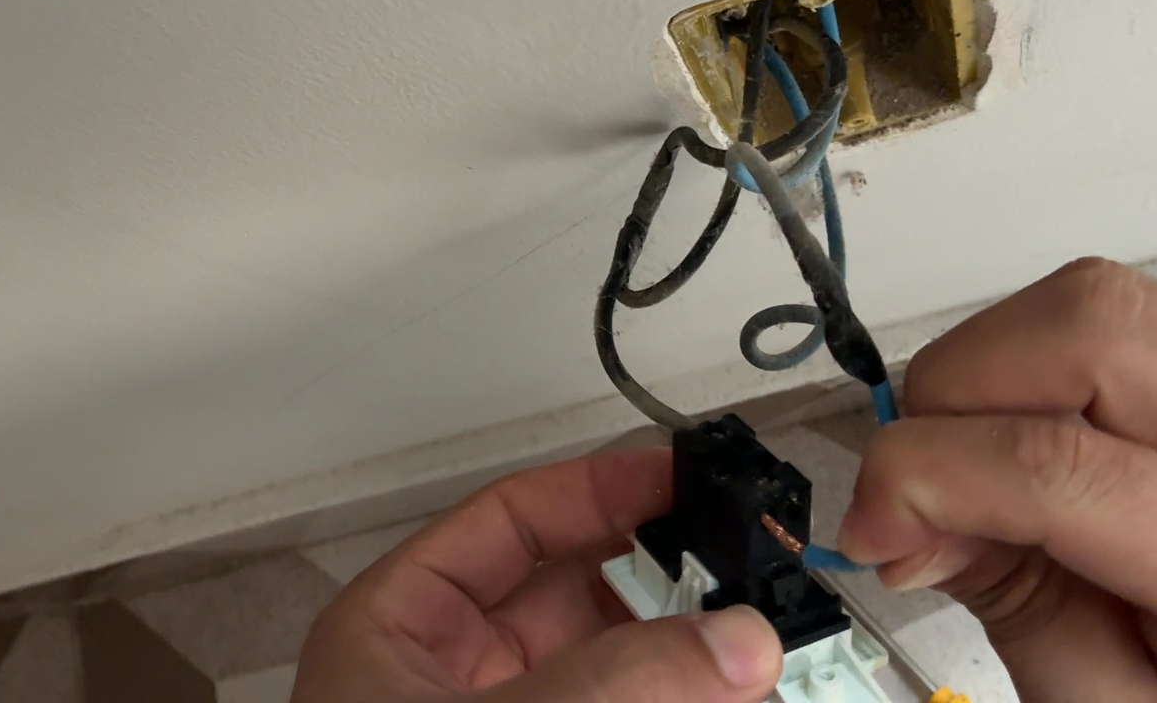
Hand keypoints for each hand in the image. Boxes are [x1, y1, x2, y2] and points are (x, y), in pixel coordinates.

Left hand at [292, 449, 783, 701]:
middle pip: (567, 586)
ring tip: (753, 637)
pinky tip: (727, 692)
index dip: (594, 487)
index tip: (676, 476)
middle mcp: (452, 664)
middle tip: (738, 560)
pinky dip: (672, 698)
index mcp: (404, 619)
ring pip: (605, 659)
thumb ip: (614, 684)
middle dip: (653, 572)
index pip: (510, 519)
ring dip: (676, 648)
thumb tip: (740, 638)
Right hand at [838, 257, 1156, 701]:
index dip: (921, 477)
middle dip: (955, 389)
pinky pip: (1095, 315)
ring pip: (1085, 301)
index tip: (865, 531)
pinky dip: (1010, 358)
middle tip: (921, 476)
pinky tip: (1006, 433)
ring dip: (980, 366)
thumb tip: (892, 511)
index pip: (1058, 466)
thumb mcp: (1097, 697)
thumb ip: (994, 592)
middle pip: (1088, 332)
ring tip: (964, 455)